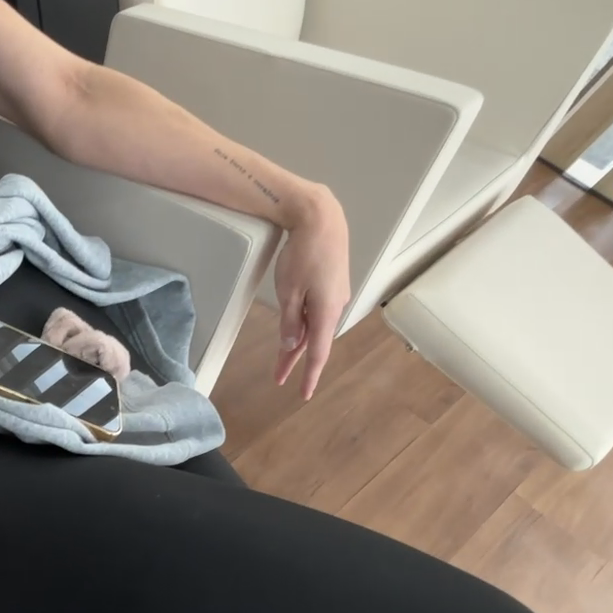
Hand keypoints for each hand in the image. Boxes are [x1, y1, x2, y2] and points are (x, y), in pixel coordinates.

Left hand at [272, 185, 350, 399]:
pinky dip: (302, 326)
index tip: (304, 393)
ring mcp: (334, 295)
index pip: (317, 352)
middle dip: (295, 362)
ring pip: (313, 327)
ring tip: (280, 364)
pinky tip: (294, 333)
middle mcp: (335, 306)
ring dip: (296, 345)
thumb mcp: (289, 292)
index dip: (309, 374)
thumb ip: (290, 322)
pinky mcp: (330, 286)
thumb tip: (291, 345)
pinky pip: (315, 313)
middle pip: (313, 342)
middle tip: (278, 379)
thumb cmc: (303, 254)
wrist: (320, 219)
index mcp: (326, 311)